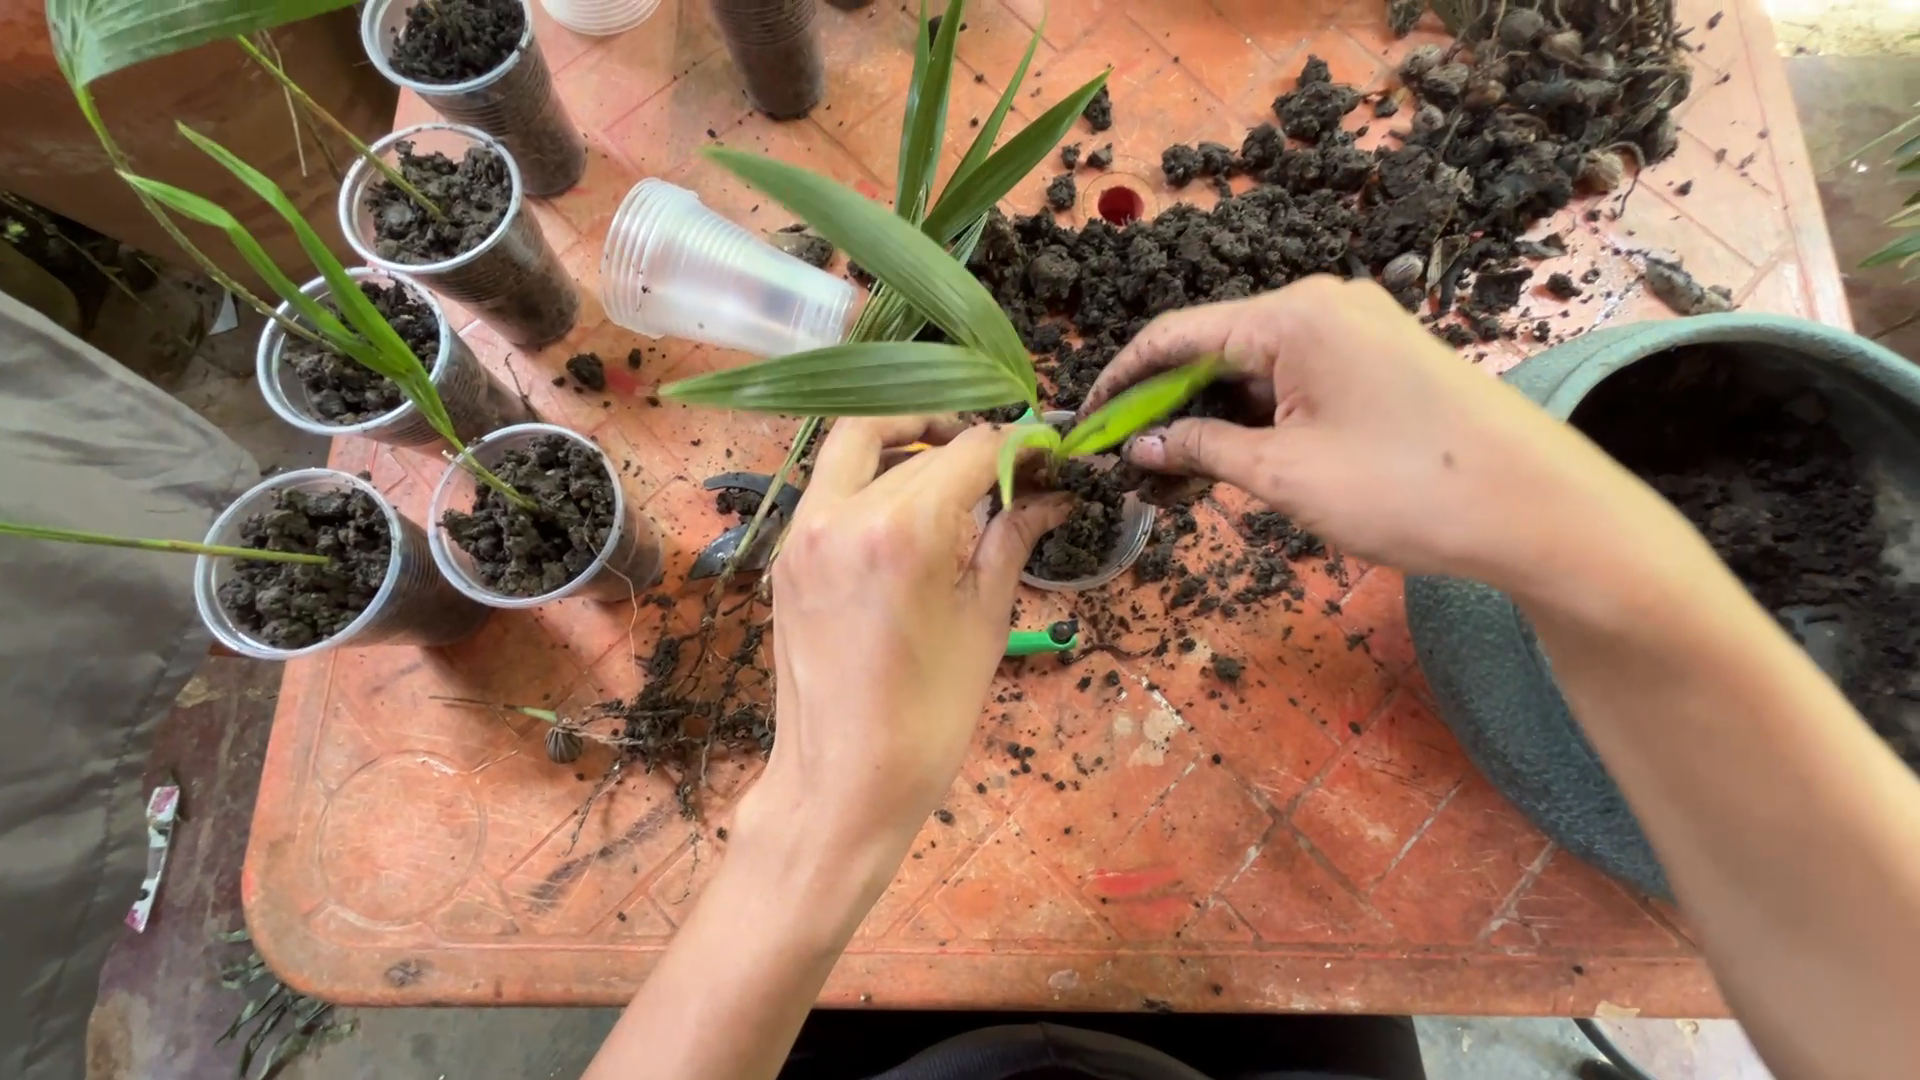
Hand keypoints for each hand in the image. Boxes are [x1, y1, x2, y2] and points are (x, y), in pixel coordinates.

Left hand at [735, 417, 1069, 867]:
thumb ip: (1011, 541)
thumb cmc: (929, 716)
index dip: (1015, 446)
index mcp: (902, 530)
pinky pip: (829, 484)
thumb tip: (1050, 498)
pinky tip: (903, 509)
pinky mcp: (785, 554)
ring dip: (904, 439)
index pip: (968, 451)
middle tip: (998, 457)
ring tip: (949, 469)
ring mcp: (802, 531)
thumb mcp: (984, 623)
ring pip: (853, 443)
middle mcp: (841, 512)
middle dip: (962, 437)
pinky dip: (869, 473)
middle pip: (910, 437)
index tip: (1043, 457)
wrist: (842, 781)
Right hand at [1082, 275, 1627, 579]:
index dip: (1121, 381)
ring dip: (1208, 420)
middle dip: (1163, 407)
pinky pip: (1289, 382)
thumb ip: (1202, 451)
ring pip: (1249, 371)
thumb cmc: (1406, 488)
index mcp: (1293, 315)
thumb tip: (1141, 445)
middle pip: (1211, 350)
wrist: (1541, 512)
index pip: (1175, 336)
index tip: (1086, 423)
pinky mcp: (1373, 361)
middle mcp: (1320, 305)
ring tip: (1175, 476)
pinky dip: (1252, 420)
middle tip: (1131, 463)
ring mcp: (1352, 331)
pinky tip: (1231, 461)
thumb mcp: (1284, 474)